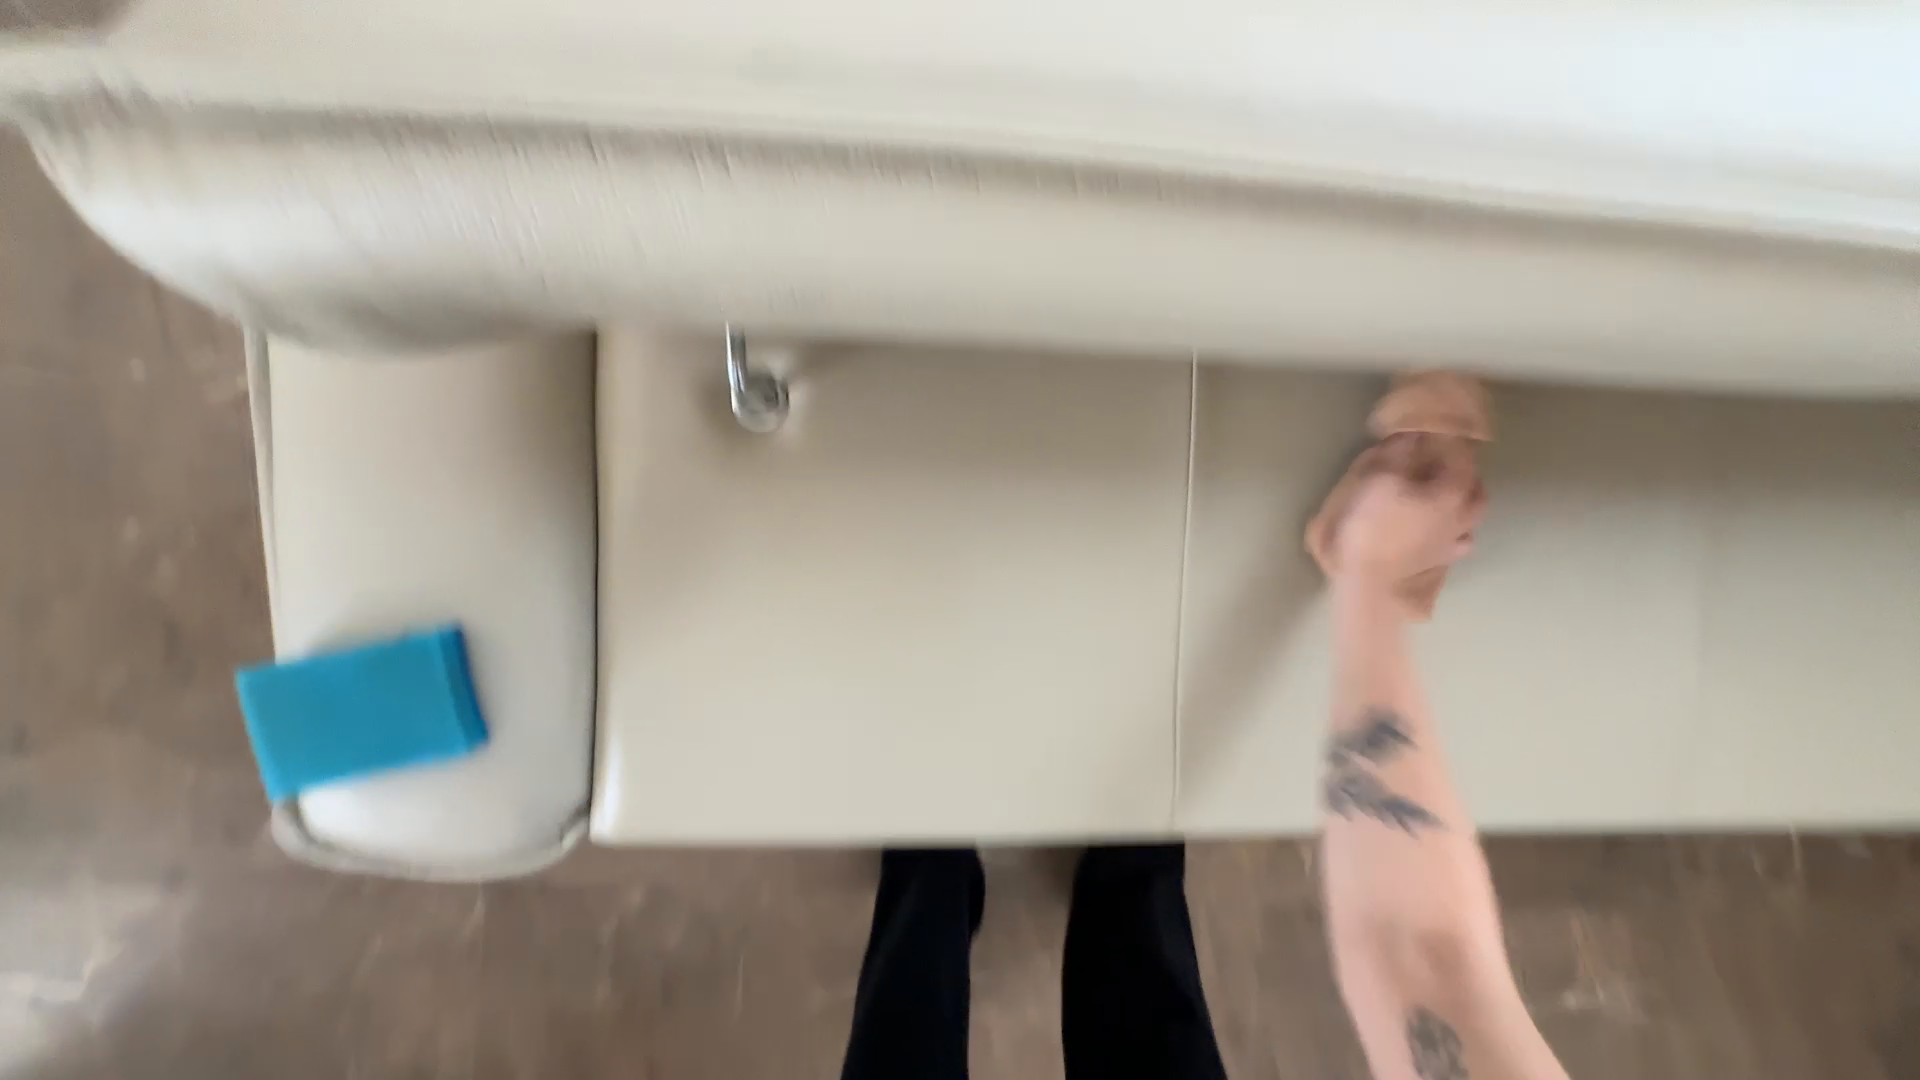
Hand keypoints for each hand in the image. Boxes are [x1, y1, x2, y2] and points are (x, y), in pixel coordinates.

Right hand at [1334, 433, 1485, 587]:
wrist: (1368, 579)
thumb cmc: (1372, 526)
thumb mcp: (1377, 480)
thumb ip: (1397, 454)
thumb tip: (1412, 434)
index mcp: (1451, 490)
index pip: (1459, 453)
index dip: (1448, 436)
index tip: (1435, 426)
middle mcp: (1463, 513)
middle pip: (1474, 483)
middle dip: (1462, 468)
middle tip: (1443, 459)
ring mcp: (1454, 539)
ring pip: (1472, 512)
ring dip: (1464, 497)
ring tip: (1446, 491)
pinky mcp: (1442, 560)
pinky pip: (1458, 538)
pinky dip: (1454, 527)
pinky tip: (1444, 527)